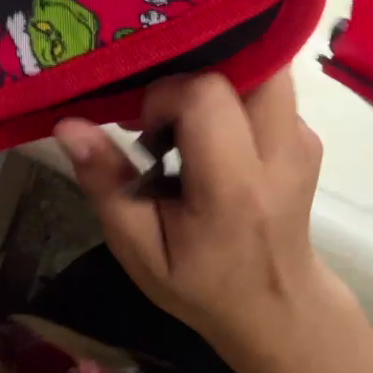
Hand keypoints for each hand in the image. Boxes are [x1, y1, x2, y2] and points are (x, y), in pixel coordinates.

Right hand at [52, 70, 351, 353]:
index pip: (206, 96)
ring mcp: (301, 141)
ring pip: (263, 65)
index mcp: (235, 188)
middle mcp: (280, 155)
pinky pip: (266, 82)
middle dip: (200, 63)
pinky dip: (232, 84)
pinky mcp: (305, 134)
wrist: (276, 309)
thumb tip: (68, 124)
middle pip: (251, 64)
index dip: (164, 96)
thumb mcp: (137, 247)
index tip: (144, 128)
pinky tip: (206, 119)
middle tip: (165, 94)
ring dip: (217, 70)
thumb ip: (105, 183)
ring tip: (183, 105)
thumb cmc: (199, 279)